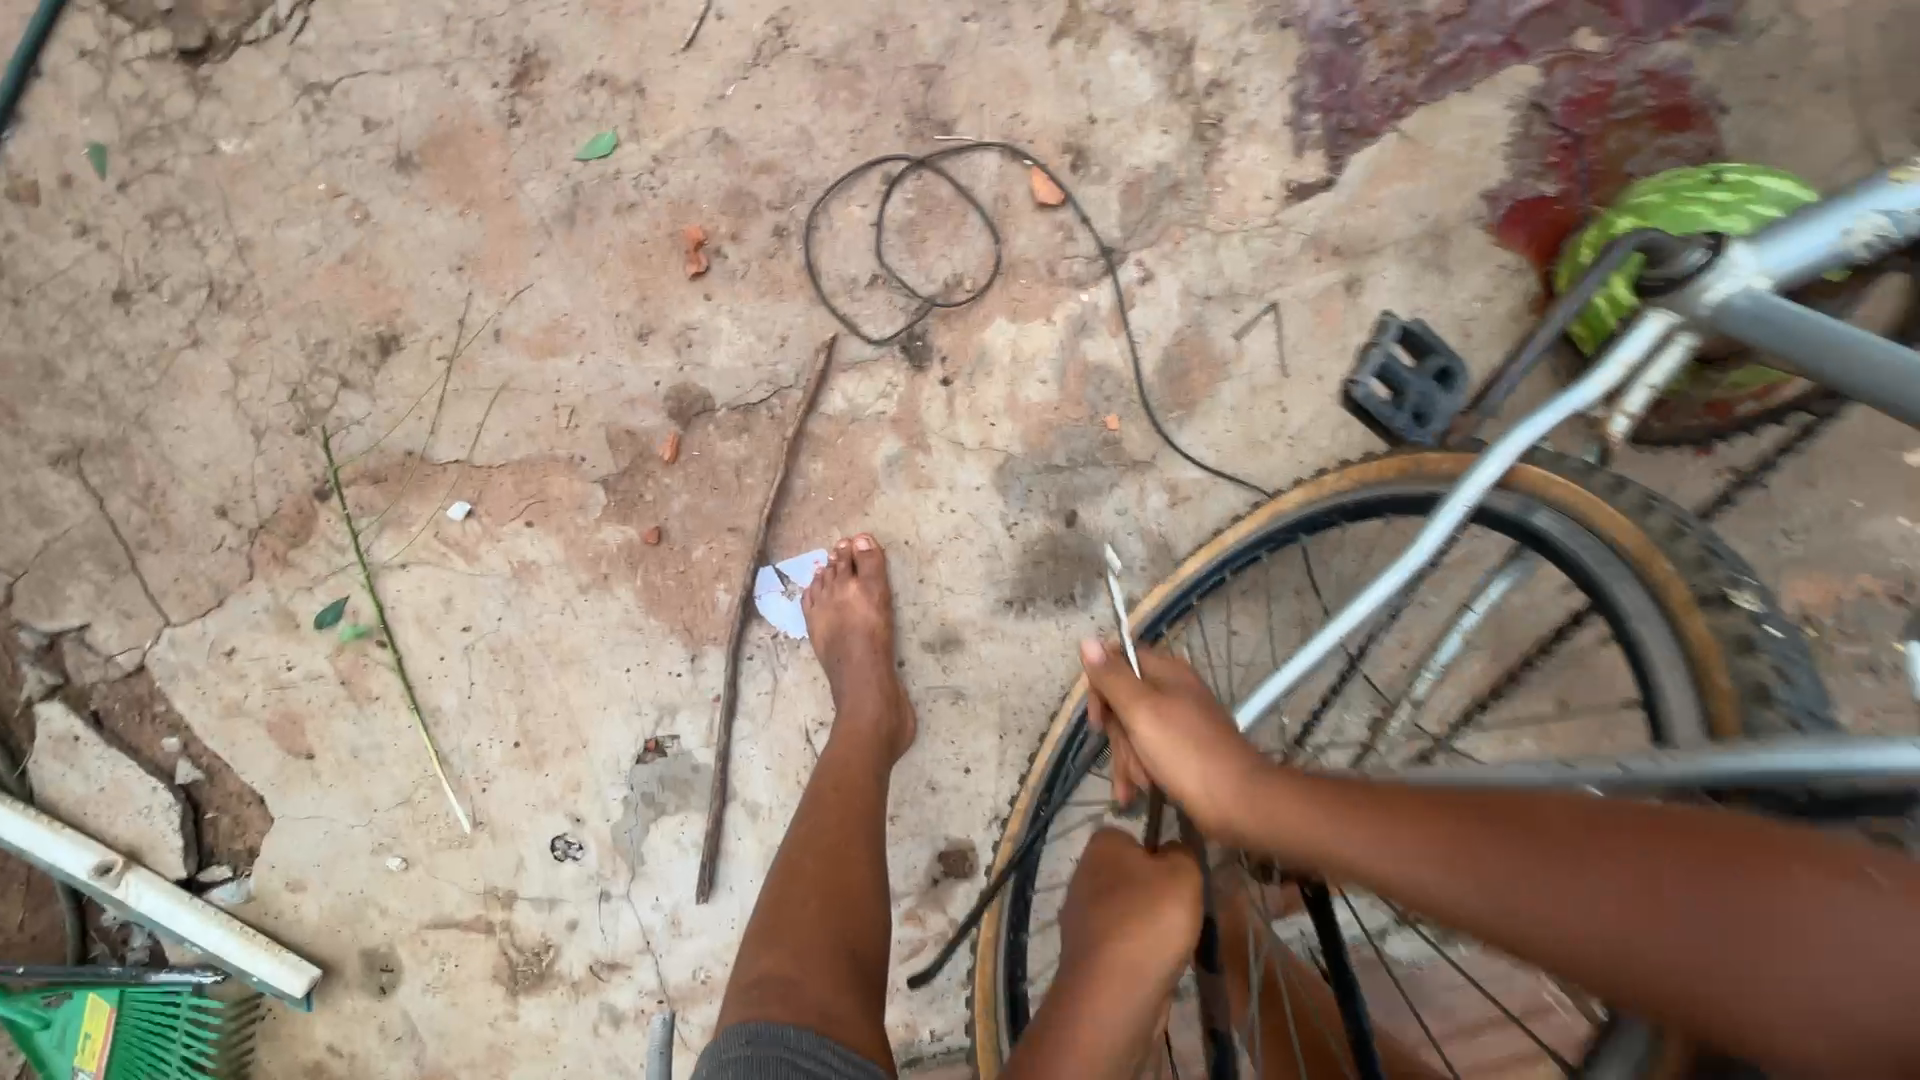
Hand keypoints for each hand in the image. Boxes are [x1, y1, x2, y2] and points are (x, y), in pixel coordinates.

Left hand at [1058, 828, 1201, 986]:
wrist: (1114, 990)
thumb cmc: (1149, 918)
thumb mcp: (1184, 872)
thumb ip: (1182, 853)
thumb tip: (1172, 852)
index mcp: (1101, 844)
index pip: (1133, 837)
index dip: (1159, 855)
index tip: (1178, 877)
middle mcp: (1082, 873)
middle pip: (1130, 876)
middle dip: (1155, 894)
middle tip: (1180, 912)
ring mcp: (1079, 914)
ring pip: (1126, 912)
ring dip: (1147, 927)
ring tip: (1171, 944)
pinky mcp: (1084, 952)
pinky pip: (1119, 943)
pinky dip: (1137, 953)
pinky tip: (1153, 967)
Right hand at [1080, 639, 1271, 843]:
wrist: (1238, 801)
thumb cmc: (1186, 751)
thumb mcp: (1141, 710)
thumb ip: (1112, 677)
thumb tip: (1087, 641)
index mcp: (1166, 672)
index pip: (1118, 661)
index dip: (1101, 687)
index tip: (1099, 719)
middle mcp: (1172, 691)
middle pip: (1123, 701)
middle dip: (1117, 735)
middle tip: (1127, 754)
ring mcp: (1179, 722)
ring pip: (1133, 731)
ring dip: (1127, 759)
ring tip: (1136, 785)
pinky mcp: (1182, 750)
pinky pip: (1148, 752)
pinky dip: (1140, 771)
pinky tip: (1135, 793)